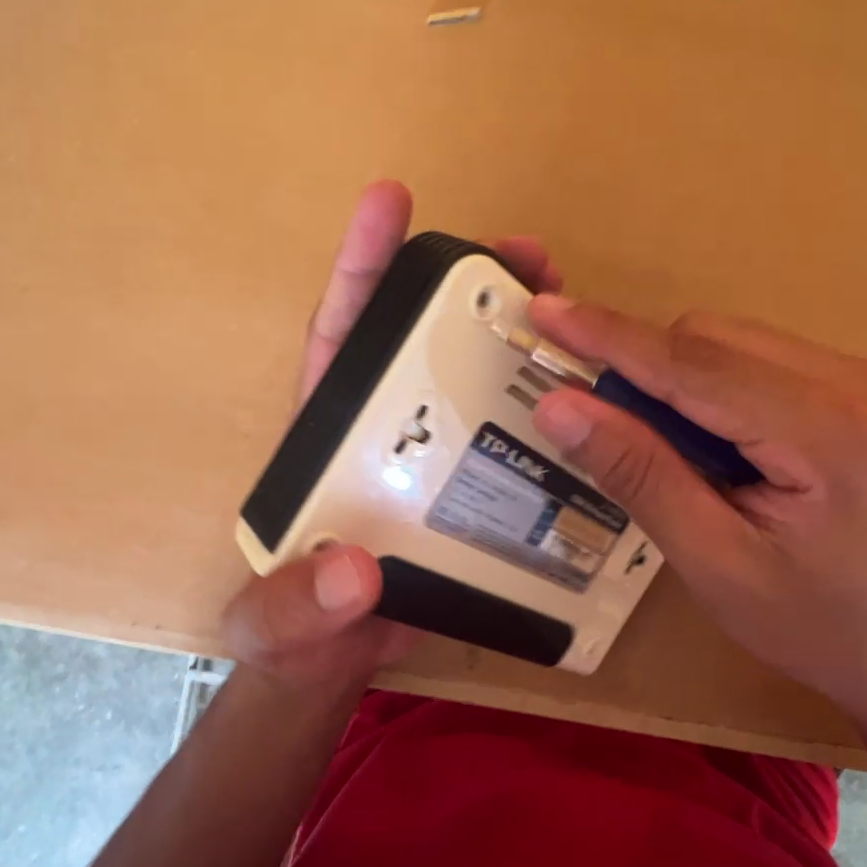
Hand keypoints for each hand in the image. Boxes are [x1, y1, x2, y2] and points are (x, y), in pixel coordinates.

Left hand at [225, 181, 567, 692]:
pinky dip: (547, 410)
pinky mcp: (470, 489)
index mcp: (326, 433)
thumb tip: (357, 571)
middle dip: (469, 285)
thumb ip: (297, 604)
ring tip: (571, 306)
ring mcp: (431, 455)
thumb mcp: (277, 621)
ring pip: (477, 377)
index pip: (340, 336)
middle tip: (526, 256)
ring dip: (520, 336)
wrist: (339, 666)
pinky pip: (510, 436)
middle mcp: (382, 427)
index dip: (362, 269)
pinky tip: (589, 396)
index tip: (390, 201)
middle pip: (424, 337)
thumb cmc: (292, 631)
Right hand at [526, 298, 866, 721]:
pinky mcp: (854, 389)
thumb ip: (638, 474)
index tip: (545, 313)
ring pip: (730, 342)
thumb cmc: (809, 625)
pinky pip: (754, 359)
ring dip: (676, 382)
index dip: (612, 339)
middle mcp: (856, 385)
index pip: (695, 366)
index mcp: (830, 433)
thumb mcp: (712, 562)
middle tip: (607, 434)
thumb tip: (559, 407)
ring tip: (674, 459)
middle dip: (646, 371)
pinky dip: (710, 390)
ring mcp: (862, 381)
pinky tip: (713, 448)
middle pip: (713, 340)